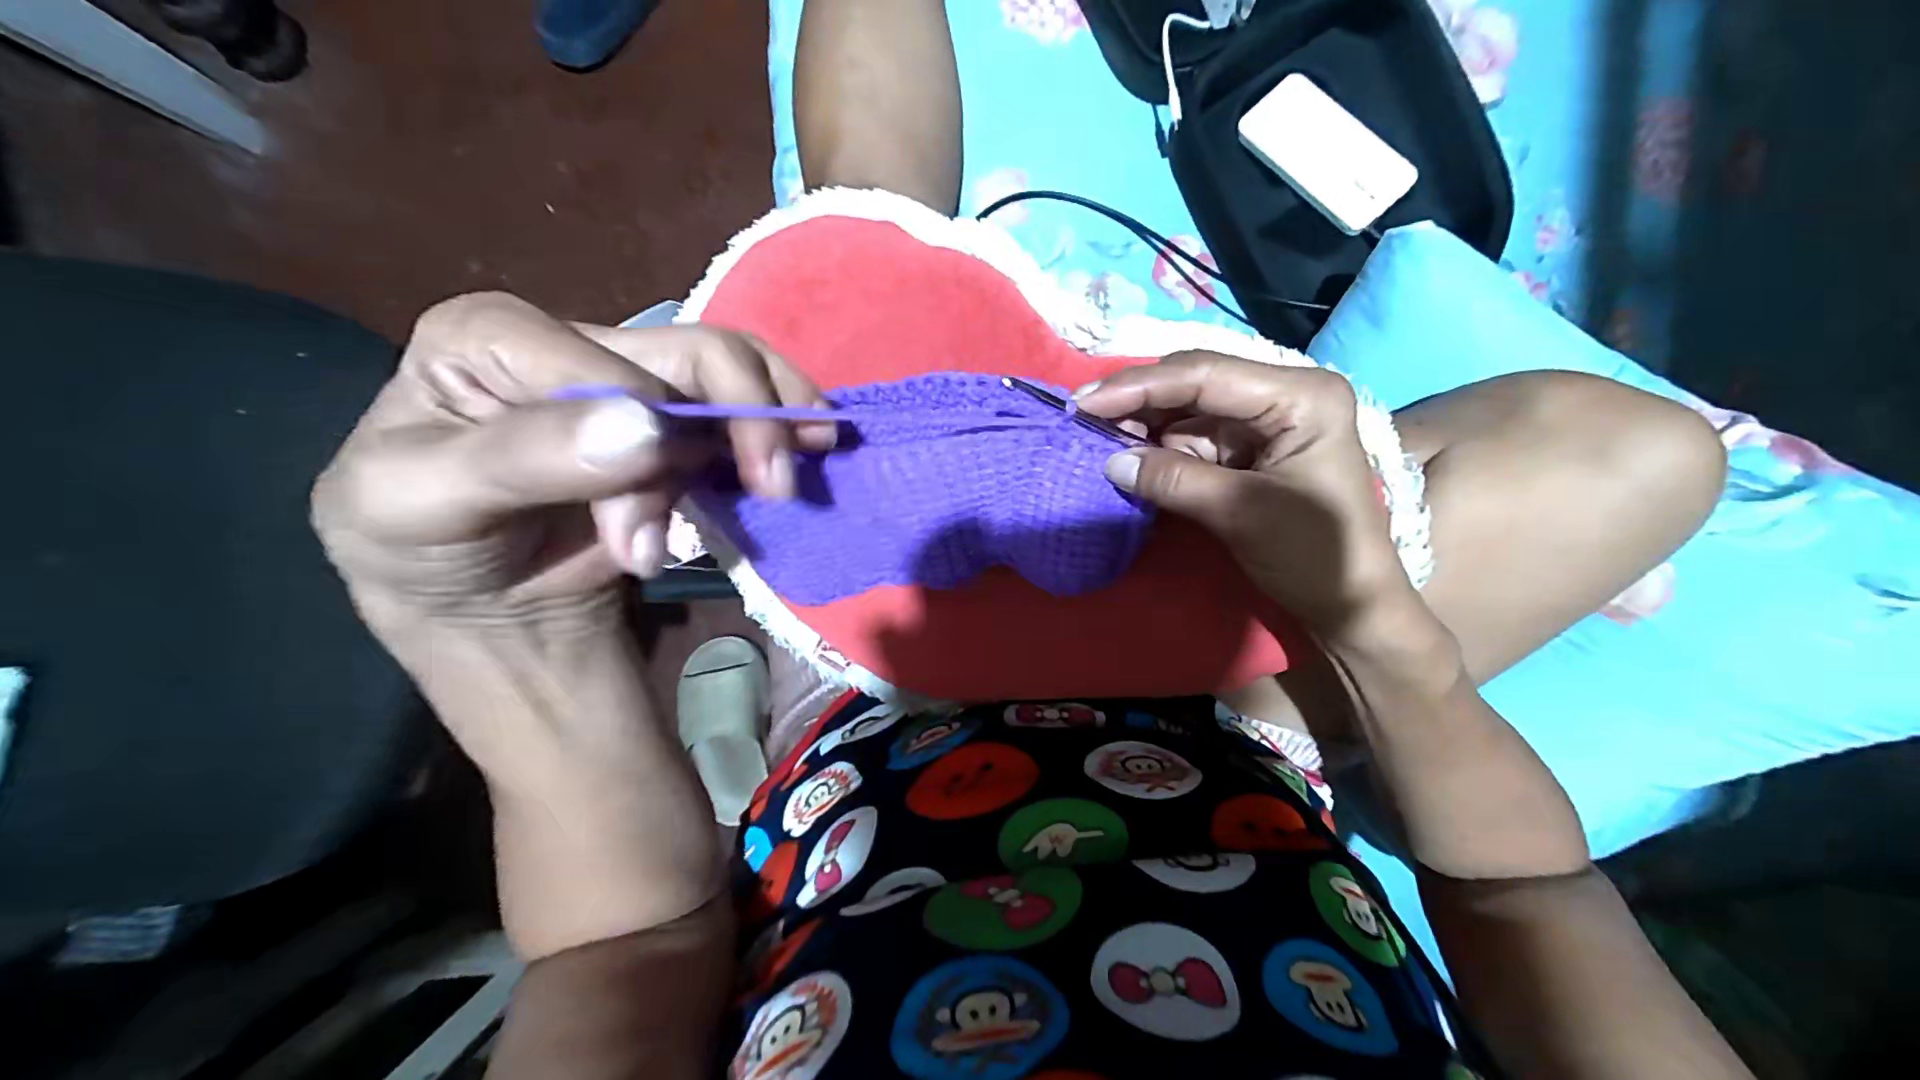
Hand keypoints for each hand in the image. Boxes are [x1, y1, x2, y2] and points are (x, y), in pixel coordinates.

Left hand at [312, 292, 832, 648]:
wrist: (488, 605)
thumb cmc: (427, 547)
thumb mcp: (424, 503)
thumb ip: (527, 456)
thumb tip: (651, 427)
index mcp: (491, 335)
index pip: (602, 366)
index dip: (642, 442)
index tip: (642, 549)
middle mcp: (576, 343)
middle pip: (691, 354)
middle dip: (744, 420)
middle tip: (774, 491)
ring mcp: (641, 385)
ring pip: (735, 376)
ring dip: (774, 429)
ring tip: (789, 482)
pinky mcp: (683, 428)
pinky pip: (748, 413)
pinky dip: (786, 432)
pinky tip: (810, 454)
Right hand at [1075, 351, 1427, 646]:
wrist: (1349, 605)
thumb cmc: (1314, 554)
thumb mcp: (1242, 514)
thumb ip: (1174, 480)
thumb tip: (1110, 461)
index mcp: (1300, 396)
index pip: (1206, 375)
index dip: (1140, 386)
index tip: (1085, 401)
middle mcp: (1283, 395)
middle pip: (1195, 383)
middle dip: (1138, 399)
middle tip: (1081, 413)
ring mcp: (1264, 422)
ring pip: (1187, 410)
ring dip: (1142, 422)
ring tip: (1095, 434)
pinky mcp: (1247, 450)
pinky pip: (1191, 438)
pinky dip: (1157, 447)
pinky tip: (1126, 453)